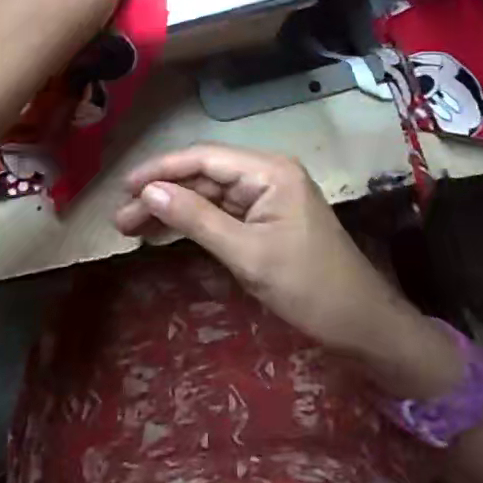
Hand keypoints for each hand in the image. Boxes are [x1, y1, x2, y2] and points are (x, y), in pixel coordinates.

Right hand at [114, 144, 467, 397]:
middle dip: (162, 194)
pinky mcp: (264, 218)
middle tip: (121, 219)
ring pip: (208, 194)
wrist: (360, 324)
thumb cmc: (308, 287)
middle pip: (203, 175)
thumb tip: (148, 192)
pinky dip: (192, 223)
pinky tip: (163, 233)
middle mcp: (267, 174)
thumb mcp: (247, 254)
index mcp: (269, 171)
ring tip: (131, 228)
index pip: (205, 159)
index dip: (161, 170)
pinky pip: (221, 212)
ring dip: (172, 209)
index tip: (124, 187)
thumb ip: (196, 219)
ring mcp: (266, 196)